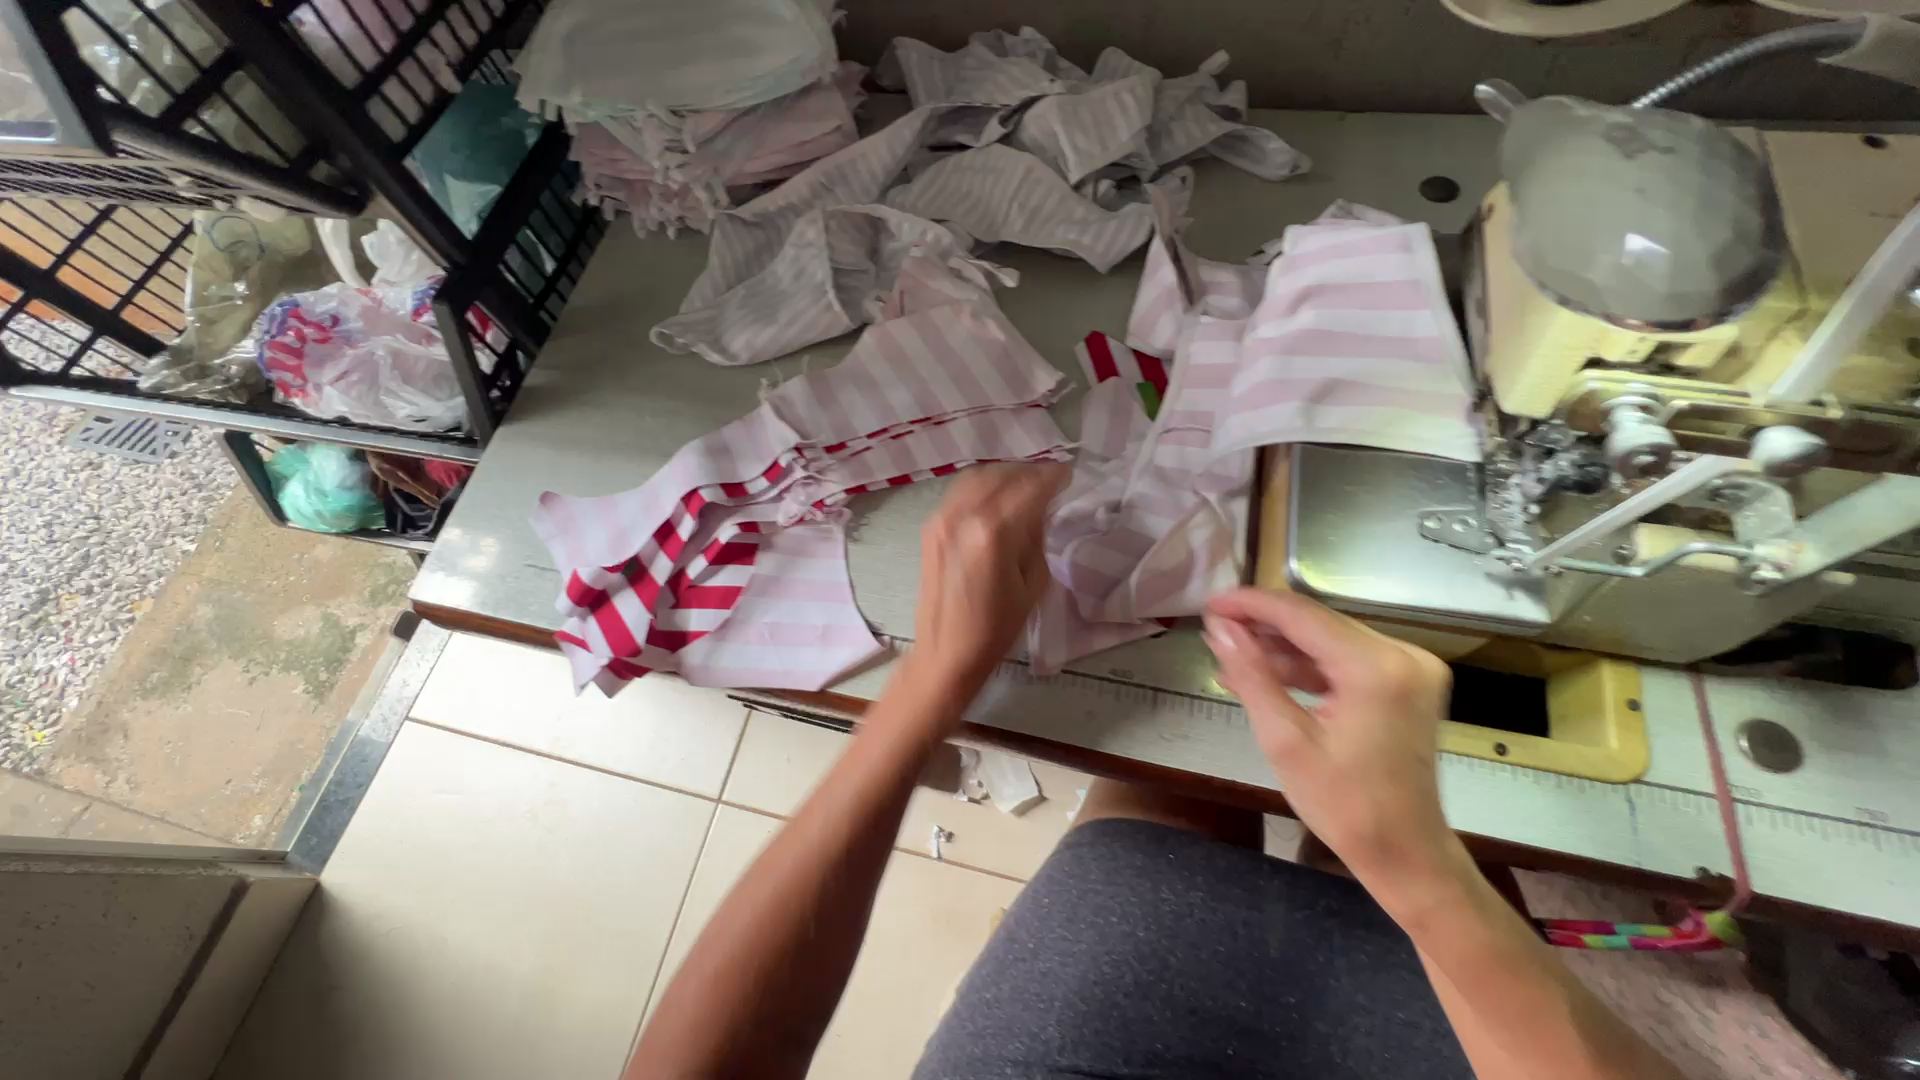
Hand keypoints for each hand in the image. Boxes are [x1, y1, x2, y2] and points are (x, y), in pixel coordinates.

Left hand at [905, 464, 1067, 700]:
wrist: (947, 652)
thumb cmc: (997, 628)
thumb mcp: (1034, 583)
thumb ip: (1036, 538)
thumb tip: (1038, 510)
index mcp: (994, 532)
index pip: (1030, 488)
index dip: (1054, 477)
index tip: (1069, 474)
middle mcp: (964, 516)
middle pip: (1003, 475)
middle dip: (1030, 473)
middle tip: (1050, 479)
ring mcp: (942, 518)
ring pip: (977, 476)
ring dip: (1005, 474)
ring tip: (1025, 484)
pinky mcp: (931, 527)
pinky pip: (959, 491)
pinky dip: (982, 486)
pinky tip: (996, 497)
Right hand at [1204, 588, 1466, 896]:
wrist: (1406, 853)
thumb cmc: (1344, 806)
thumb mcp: (1285, 740)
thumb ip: (1251, 675)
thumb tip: (1218, 628)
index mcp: (1377, 667)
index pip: (1302, 615)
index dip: (1250, 604)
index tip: (1209, 603)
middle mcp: (1403, 655)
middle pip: (1317, 623)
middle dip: (1262, 625)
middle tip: (1213, 630)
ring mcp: (1409, 667)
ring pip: (1329, 639)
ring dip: (1280, 646)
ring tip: (1229, 654)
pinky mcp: (1406, 681)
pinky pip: (1345, 659)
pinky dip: (1306, 665)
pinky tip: (1264, 672)